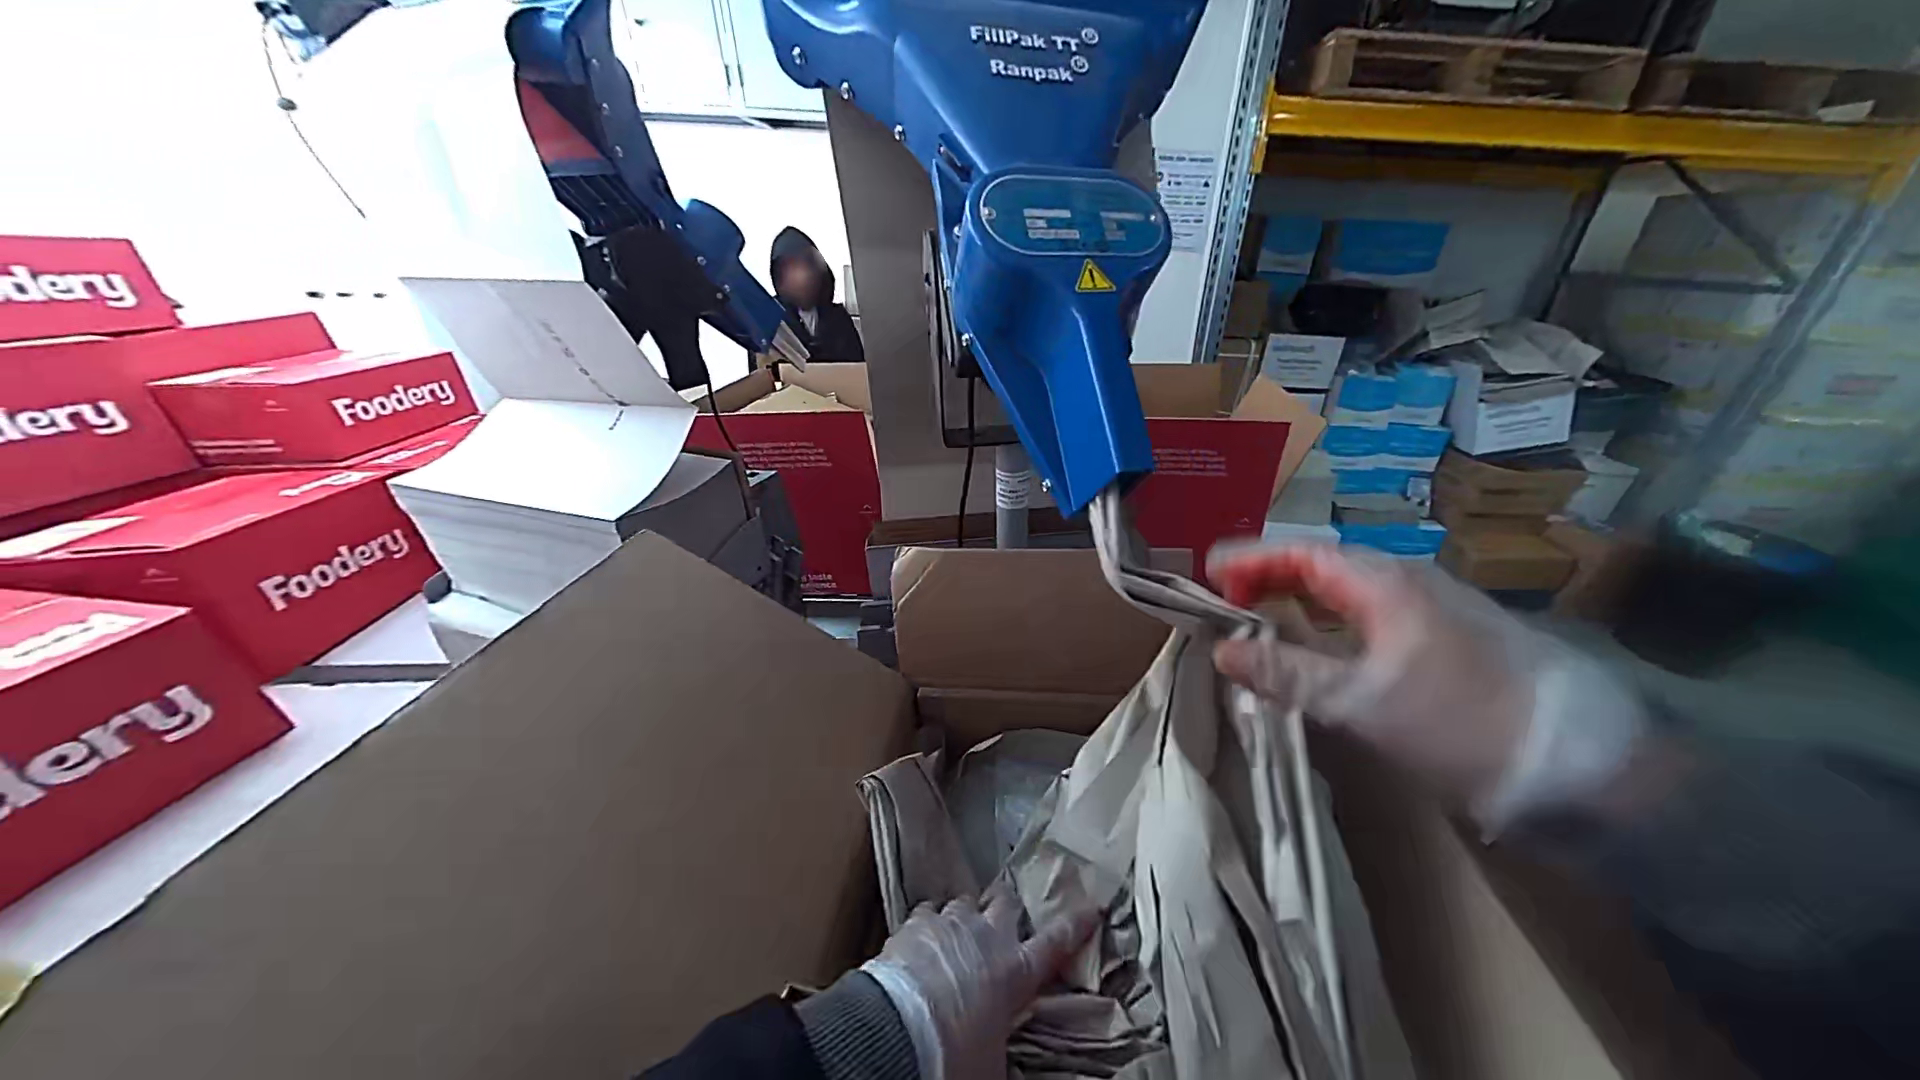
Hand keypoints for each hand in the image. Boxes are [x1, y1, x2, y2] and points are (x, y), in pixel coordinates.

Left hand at [860, 882, 1096, 1079]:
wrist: (898, 1031)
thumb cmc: (955, 1056)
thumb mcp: (992, 1065)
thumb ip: (1004, 1049)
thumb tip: (1005, 1061)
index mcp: (1016, 971)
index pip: (1057, 943)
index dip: (1076, 925)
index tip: (1092, 908)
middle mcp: (988, 936)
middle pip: (1007, 901)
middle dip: (1006, 905)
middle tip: (1001, 917)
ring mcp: (952, 922)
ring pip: (965, 901)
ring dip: (964, 915)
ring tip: (956, 933)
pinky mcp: (918, 920)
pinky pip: (928, 910)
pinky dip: (929, 922)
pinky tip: (921, 937)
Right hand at [1207, 543, 1647, 829]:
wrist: (1581, 766)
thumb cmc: (1459, 724)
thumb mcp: (1360, 702)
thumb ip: (1285, 672)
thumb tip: (1221, 651)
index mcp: (1385, 583)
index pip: (1301, 553)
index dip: (1250, 559)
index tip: (1209, 575)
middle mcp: (1405, 582)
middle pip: (1320, 563)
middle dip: (1267, 574)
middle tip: (1226, 599)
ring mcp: (1427, 608)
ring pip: (1343, 587)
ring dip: (1295, 595)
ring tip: (1257, 615)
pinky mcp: (1440, 637)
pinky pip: (1364, 611)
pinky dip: (1323, 617)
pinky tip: (1315, 642)